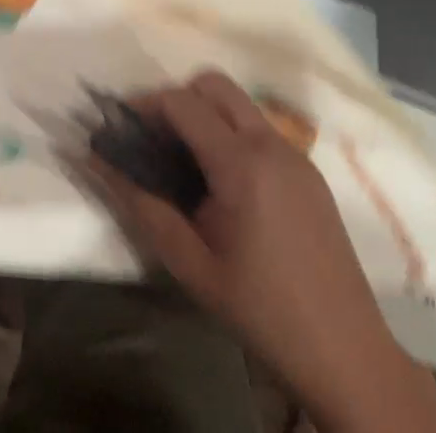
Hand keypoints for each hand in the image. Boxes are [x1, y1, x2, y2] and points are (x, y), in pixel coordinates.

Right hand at [98, 72, 435, 432]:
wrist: (343, 350)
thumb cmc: (257, 305)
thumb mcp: (185, 258)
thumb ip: (137, 201)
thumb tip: (92, 157)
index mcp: (243, 165)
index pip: (182, 101)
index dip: (142, 105)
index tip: (117, 130)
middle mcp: (274, 147)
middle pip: (215, 85)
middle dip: (174, 99)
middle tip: (150, 139)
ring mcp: (298, 158)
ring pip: (239, 104)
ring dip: (203, 115)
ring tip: (178, 162)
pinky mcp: (309, 174)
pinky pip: (259, 130)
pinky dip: (228, 134)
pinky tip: (215, 182)